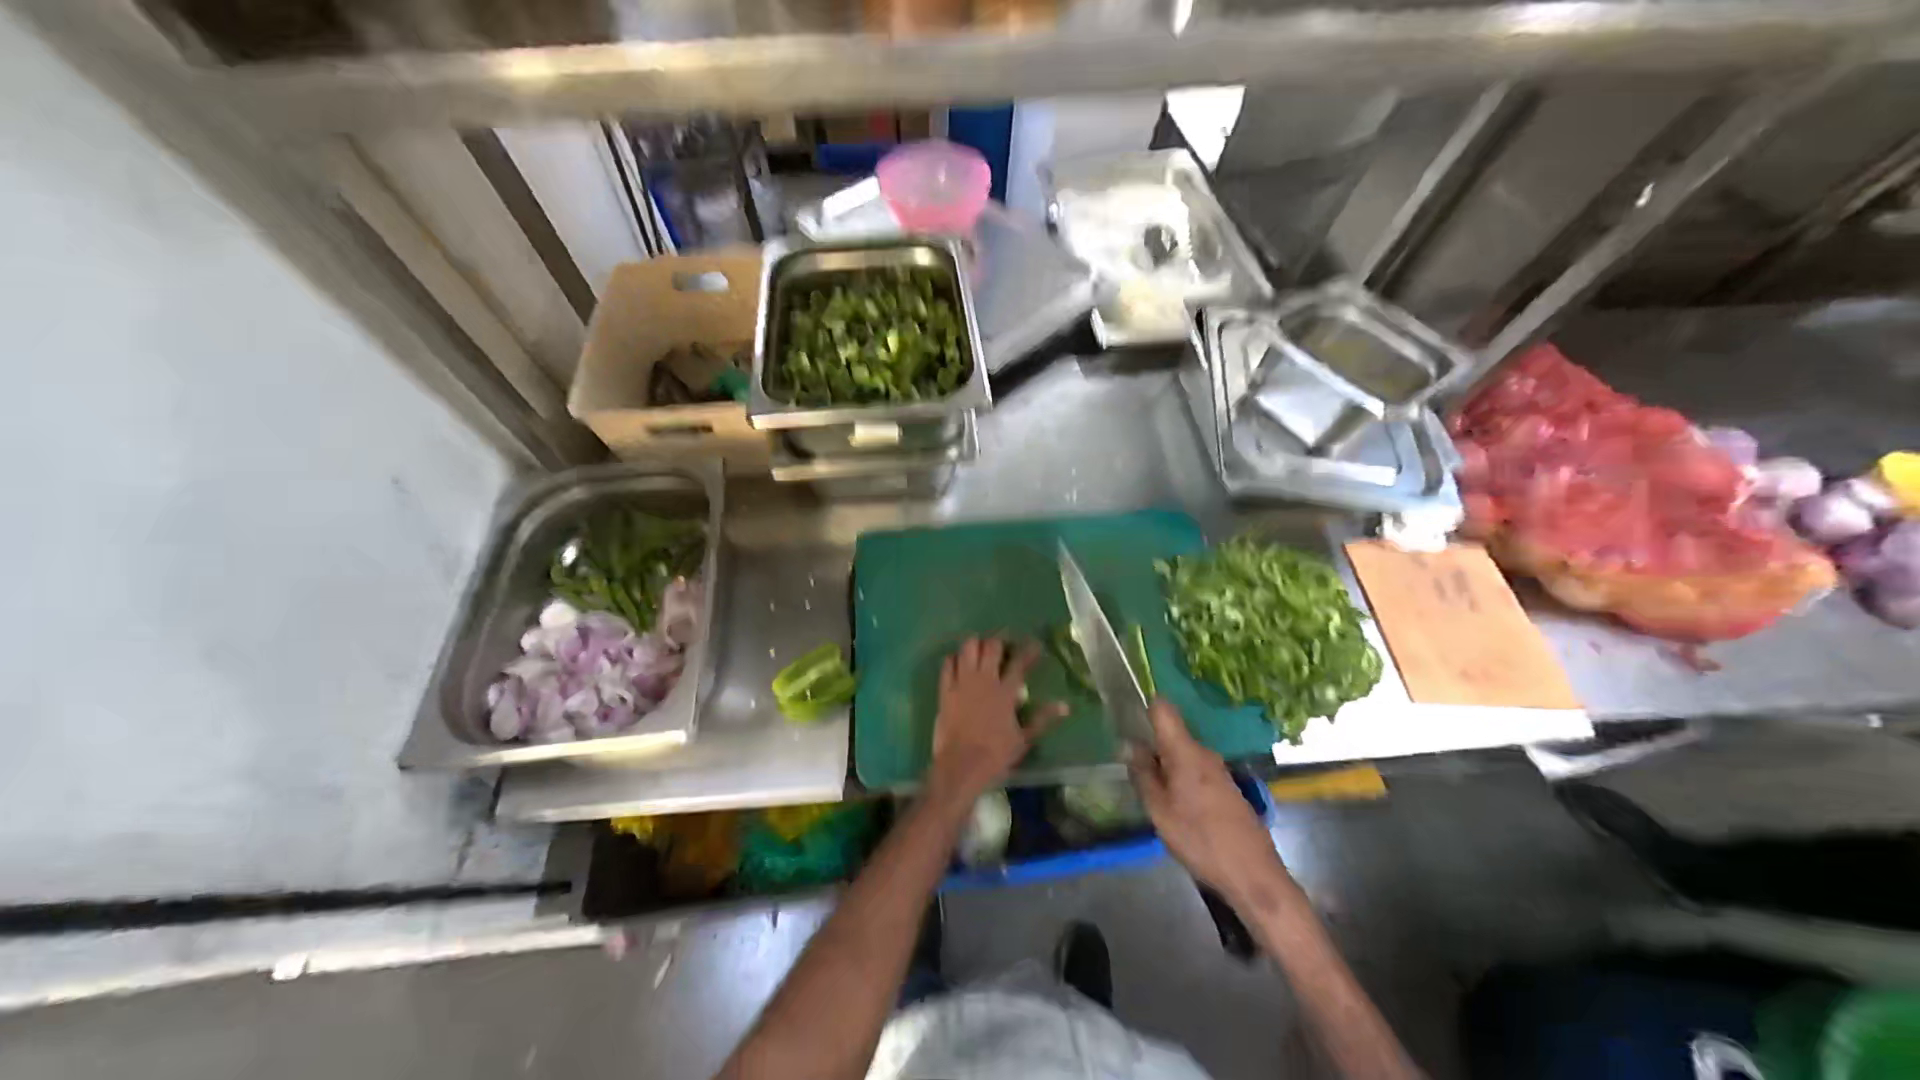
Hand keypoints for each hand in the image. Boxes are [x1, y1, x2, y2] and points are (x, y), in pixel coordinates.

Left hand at [927, 637, 1067, 804]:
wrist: (961, 765)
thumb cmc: (995, 754)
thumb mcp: (1024, 739)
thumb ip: (1043, 718)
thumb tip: (1065, 706)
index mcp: (1006, 692)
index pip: (1020, 662)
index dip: (1029, 650)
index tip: (1035, 644)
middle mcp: (984, 680)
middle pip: (991, 646)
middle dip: (999, 641)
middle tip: (1004, 646)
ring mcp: (962, 683)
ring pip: (967, 648)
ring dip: (976, 644)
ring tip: (981, 649)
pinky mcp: (945, 690)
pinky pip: (947, 664)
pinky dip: (954, 659)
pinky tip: (959, 662)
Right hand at [1130, 699, 1292, 906]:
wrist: (1253, 874)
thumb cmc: (1200, 840)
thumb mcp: (1160, 811)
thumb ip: (1143, 775)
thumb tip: (1130, 745)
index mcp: (1186, 751)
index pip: (1163, 709)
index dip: (1144, 710)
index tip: (1128, 724)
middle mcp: (1204, 753)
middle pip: (1172, 735)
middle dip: (1151, 747)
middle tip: (1132, 771)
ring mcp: (1219, 770)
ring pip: (1183, 755)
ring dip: (1167, 768)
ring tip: (1152, 794)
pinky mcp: (1227, 788)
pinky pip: (1196, 771)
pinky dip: (1182, 781)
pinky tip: (1177, 808)